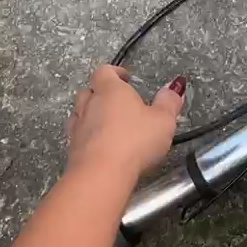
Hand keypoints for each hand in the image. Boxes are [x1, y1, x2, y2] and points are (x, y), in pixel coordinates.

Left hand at [66, 66, 183, 185]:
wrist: (101, 175)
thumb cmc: (134, 141)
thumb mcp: (163, 121)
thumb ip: (169, 102)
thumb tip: (174, 87)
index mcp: (111, 90)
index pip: (104, 71)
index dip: (115, 72)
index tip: (126, 78)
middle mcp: (90, 104)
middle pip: (88, 91)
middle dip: (101, 93)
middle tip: (118, 102)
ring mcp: (78, 128)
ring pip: (79, 113)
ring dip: (91, 114)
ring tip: (108, 124)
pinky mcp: (72, 150)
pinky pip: (78, 136)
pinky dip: (88, 137)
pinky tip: (100, 146)